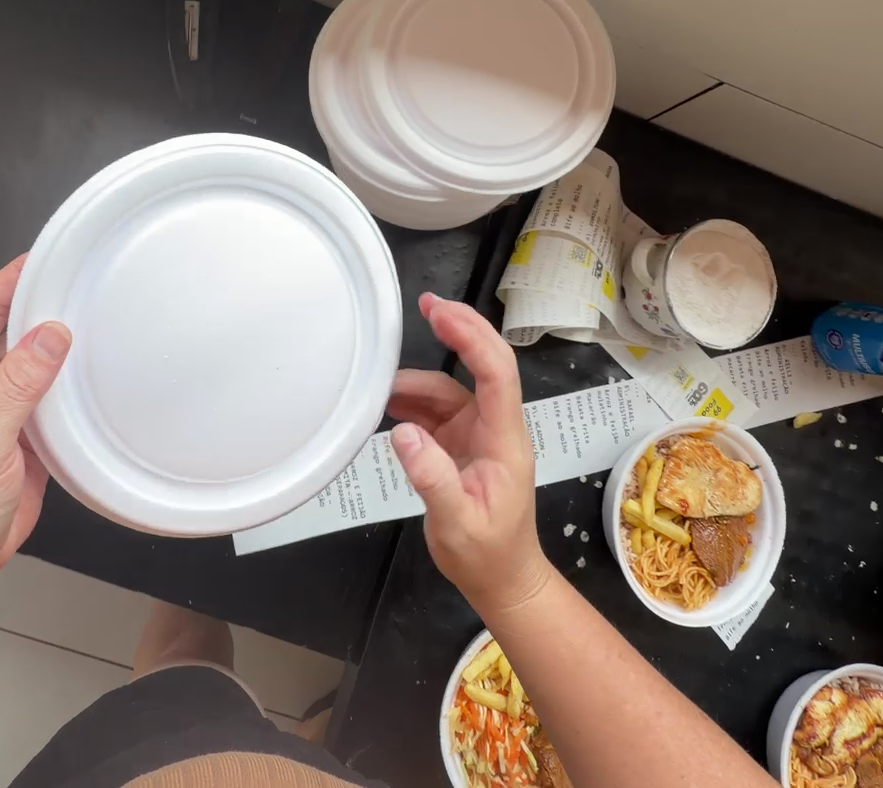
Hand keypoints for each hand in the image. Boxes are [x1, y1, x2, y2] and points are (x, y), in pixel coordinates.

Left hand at [0, 255, 70, 611]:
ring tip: (95, 315)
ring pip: (35, 358)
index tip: (44, 257)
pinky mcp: (26, 428)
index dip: (10, 281)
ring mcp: (0, 406)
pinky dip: (73, 378)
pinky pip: (52, 391)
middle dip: (43, 303)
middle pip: (9, 327)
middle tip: (82, 280)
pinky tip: (95, 368)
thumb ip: (15, 388)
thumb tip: (49, 336)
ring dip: (61, 341)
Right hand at [388, 293, 551, 614]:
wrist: (502, 579)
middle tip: (425, 303)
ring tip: (377, 388)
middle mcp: (494, 425)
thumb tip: (403, 432)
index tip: (440, 313)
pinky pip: (433, 408)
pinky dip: (408, 401)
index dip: (471, 338)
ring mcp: (477, 431)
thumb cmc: (487, 556)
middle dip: (459, 328)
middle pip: (484, 363)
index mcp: (505, 439)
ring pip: (448, 386)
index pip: (496, 374)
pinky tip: (385, 406)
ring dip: (414, 380)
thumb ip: (432, 478)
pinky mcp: (459, 441)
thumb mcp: (457, 525)